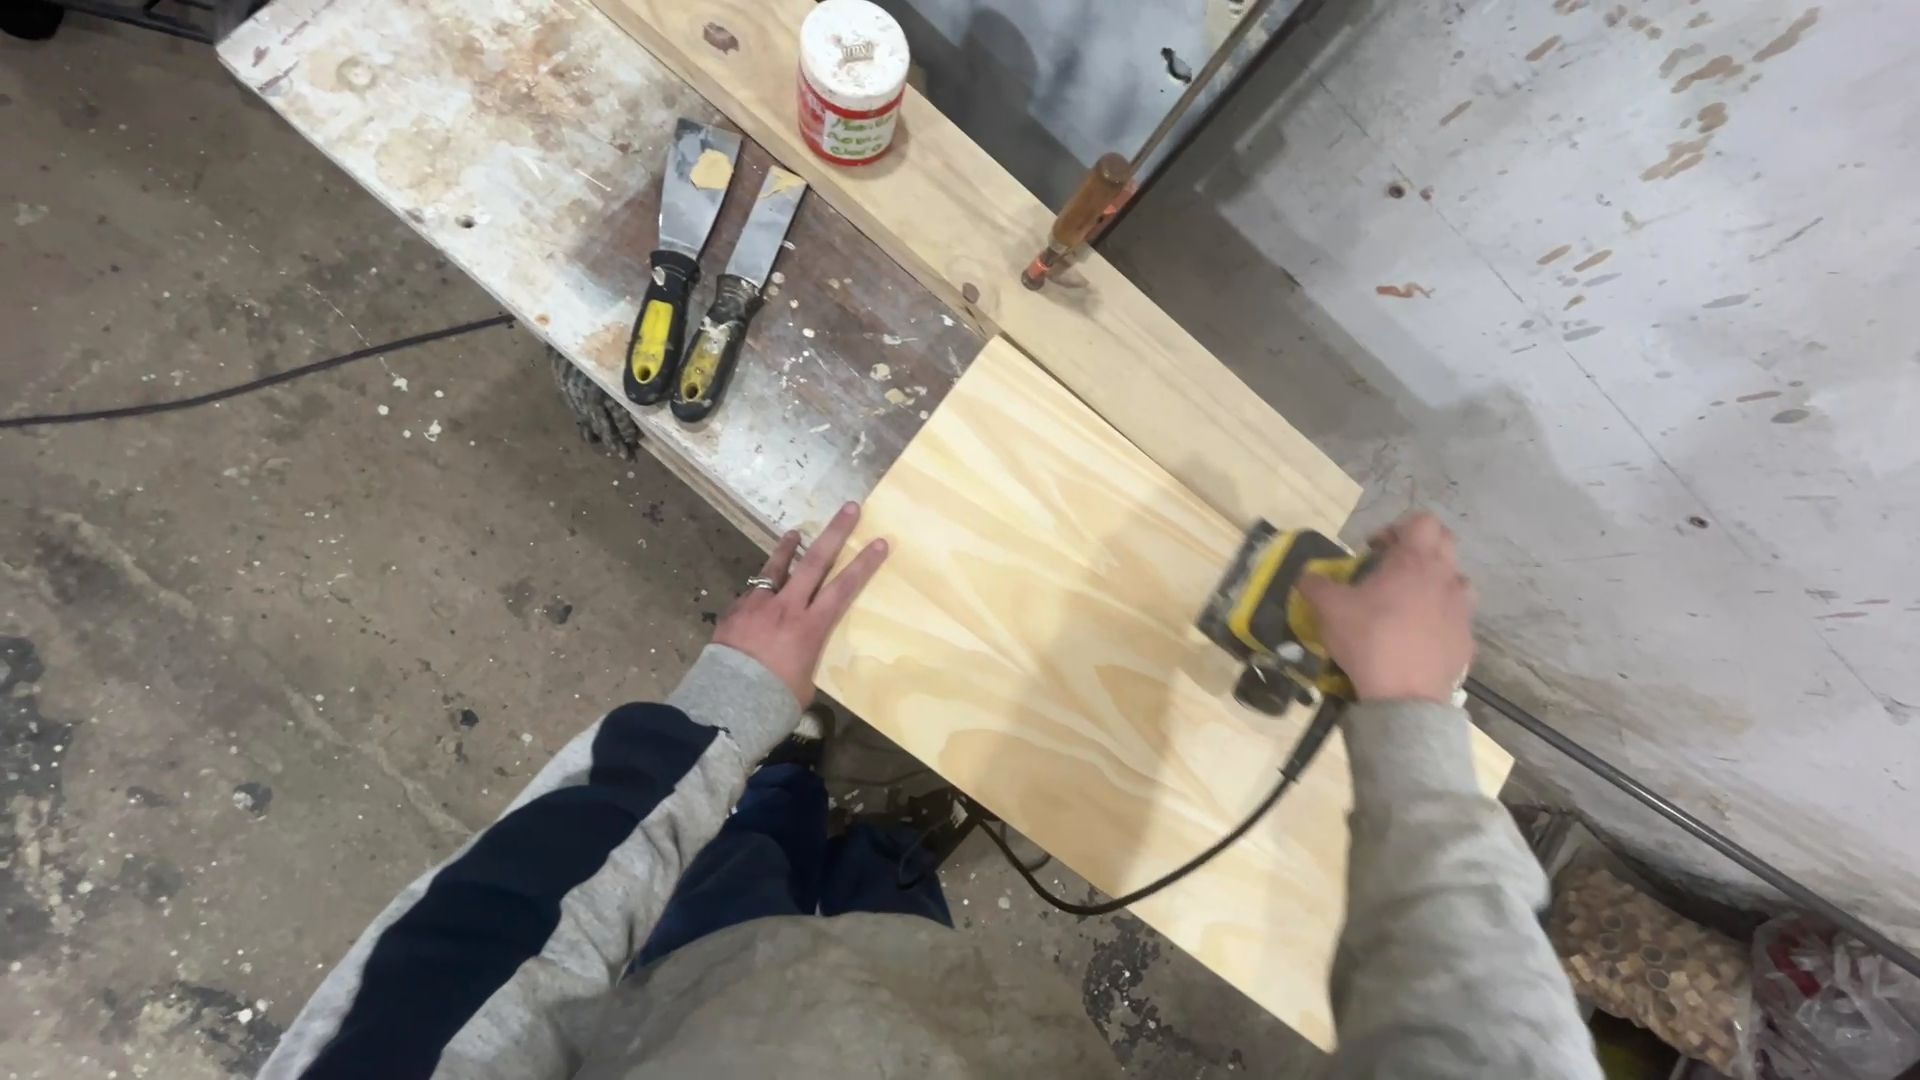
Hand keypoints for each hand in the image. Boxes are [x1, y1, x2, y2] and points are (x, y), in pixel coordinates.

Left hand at [712, 501, 888, 705]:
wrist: (725, 705)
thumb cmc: (774, 702)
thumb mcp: (804, 683)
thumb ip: (806, 660)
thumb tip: (801, 658)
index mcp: (810, 627)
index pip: (843, 588)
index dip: (864, 564)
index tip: (880, 542)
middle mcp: (787, 608)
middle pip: (815, 561)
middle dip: (835, 533)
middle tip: (850, 508)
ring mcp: (758, 605)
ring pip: (777, 567)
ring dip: (788, 548)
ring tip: (796, 532)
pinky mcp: (735, 612)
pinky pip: (753, 592)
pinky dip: (761, 587)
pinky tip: (761, 590)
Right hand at [1295, 513, 1473, 703]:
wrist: (1404, 694)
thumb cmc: (1368, 639)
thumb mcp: (1327, 608)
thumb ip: (1314, 584)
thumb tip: (1307, 576)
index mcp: (1414, 562)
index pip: (1422, 521)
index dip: (1396, 527)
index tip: (1374, 549)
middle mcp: (1445, 577)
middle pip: (1444, 542)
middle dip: (1417, 548)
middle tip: (1389, 569)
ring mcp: (1462, 608)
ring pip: (1455, 579)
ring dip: (1434, 581)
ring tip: (1408, 601)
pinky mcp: (1466, 638)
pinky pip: (1456, 615)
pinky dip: (1439, 616)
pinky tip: (1416, 636)